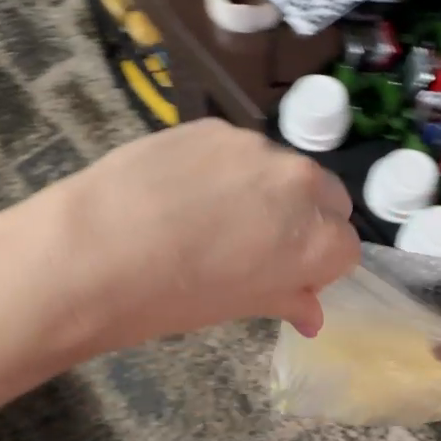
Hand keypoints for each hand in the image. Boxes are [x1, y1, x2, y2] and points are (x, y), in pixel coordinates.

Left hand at [46, 119, 359, 347]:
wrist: (94, 250)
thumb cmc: (172, 297)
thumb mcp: (238, 307)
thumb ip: (286, 299)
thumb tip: (311, 313)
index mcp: (317, 238)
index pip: (346, 249)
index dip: (319, 267)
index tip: (288, 279)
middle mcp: (300, 183)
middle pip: (328, 200)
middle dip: (307, 223)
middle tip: (259, 247)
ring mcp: (256, 148)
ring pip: (283, 170)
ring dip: (268, 192)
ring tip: (214, 217)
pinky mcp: (214, 127)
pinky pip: (240, 150)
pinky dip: (229, 171)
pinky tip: (186, 192)